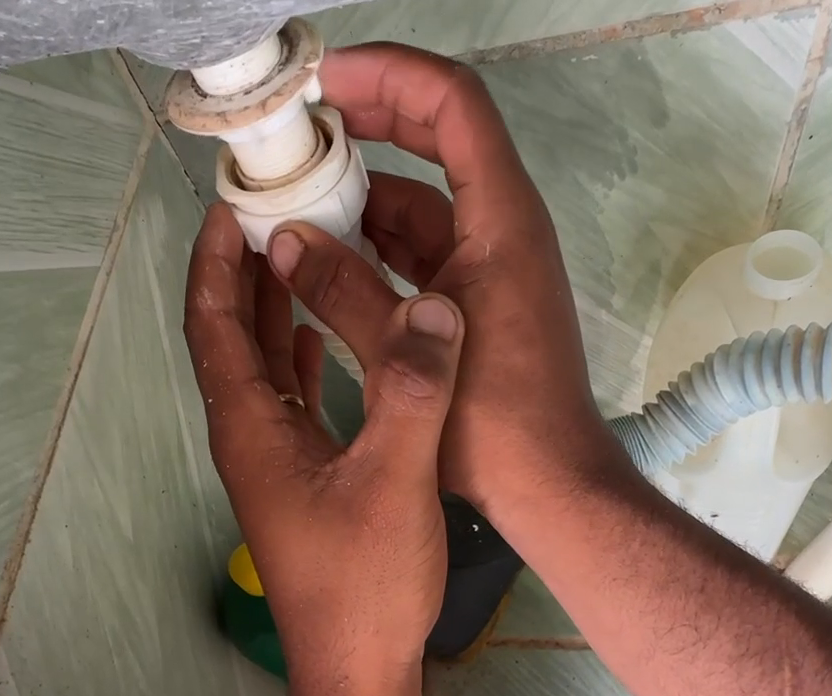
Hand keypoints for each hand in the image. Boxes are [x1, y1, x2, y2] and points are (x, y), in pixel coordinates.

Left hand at [184, 202, 464, 684]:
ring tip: (304, 255)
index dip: (216, 263)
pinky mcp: (306, 483)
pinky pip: (292, 402)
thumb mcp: (394, 481)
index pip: (215, 327)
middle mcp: (252, 440)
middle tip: (276, 211)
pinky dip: (299, 360)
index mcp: (251, 431)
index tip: (233, 204)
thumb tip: (435, 306)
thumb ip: (411, 391)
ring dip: (273, 312)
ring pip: (262, 370)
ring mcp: (277, 464)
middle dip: (244, 275)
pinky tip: (320, 339)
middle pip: (232, 341)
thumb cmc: (366, 583)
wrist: (358, 669)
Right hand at [269, 43, 627, 517]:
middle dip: (371, 121)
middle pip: (439, 140)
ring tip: (300, 191)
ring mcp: (491, 265)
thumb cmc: (495, 425)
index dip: (389, 74)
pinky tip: (332, 254)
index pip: (453, 105)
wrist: (548, 486)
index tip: (324, 81)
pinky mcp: (477, 301)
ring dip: (367, 193)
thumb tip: (284, 239)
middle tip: (303, 124)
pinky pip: (423, 250)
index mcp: (501, 221)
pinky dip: (379, 245)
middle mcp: (502, 229)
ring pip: (424, 203)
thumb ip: (345, 291)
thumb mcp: (408, 354)